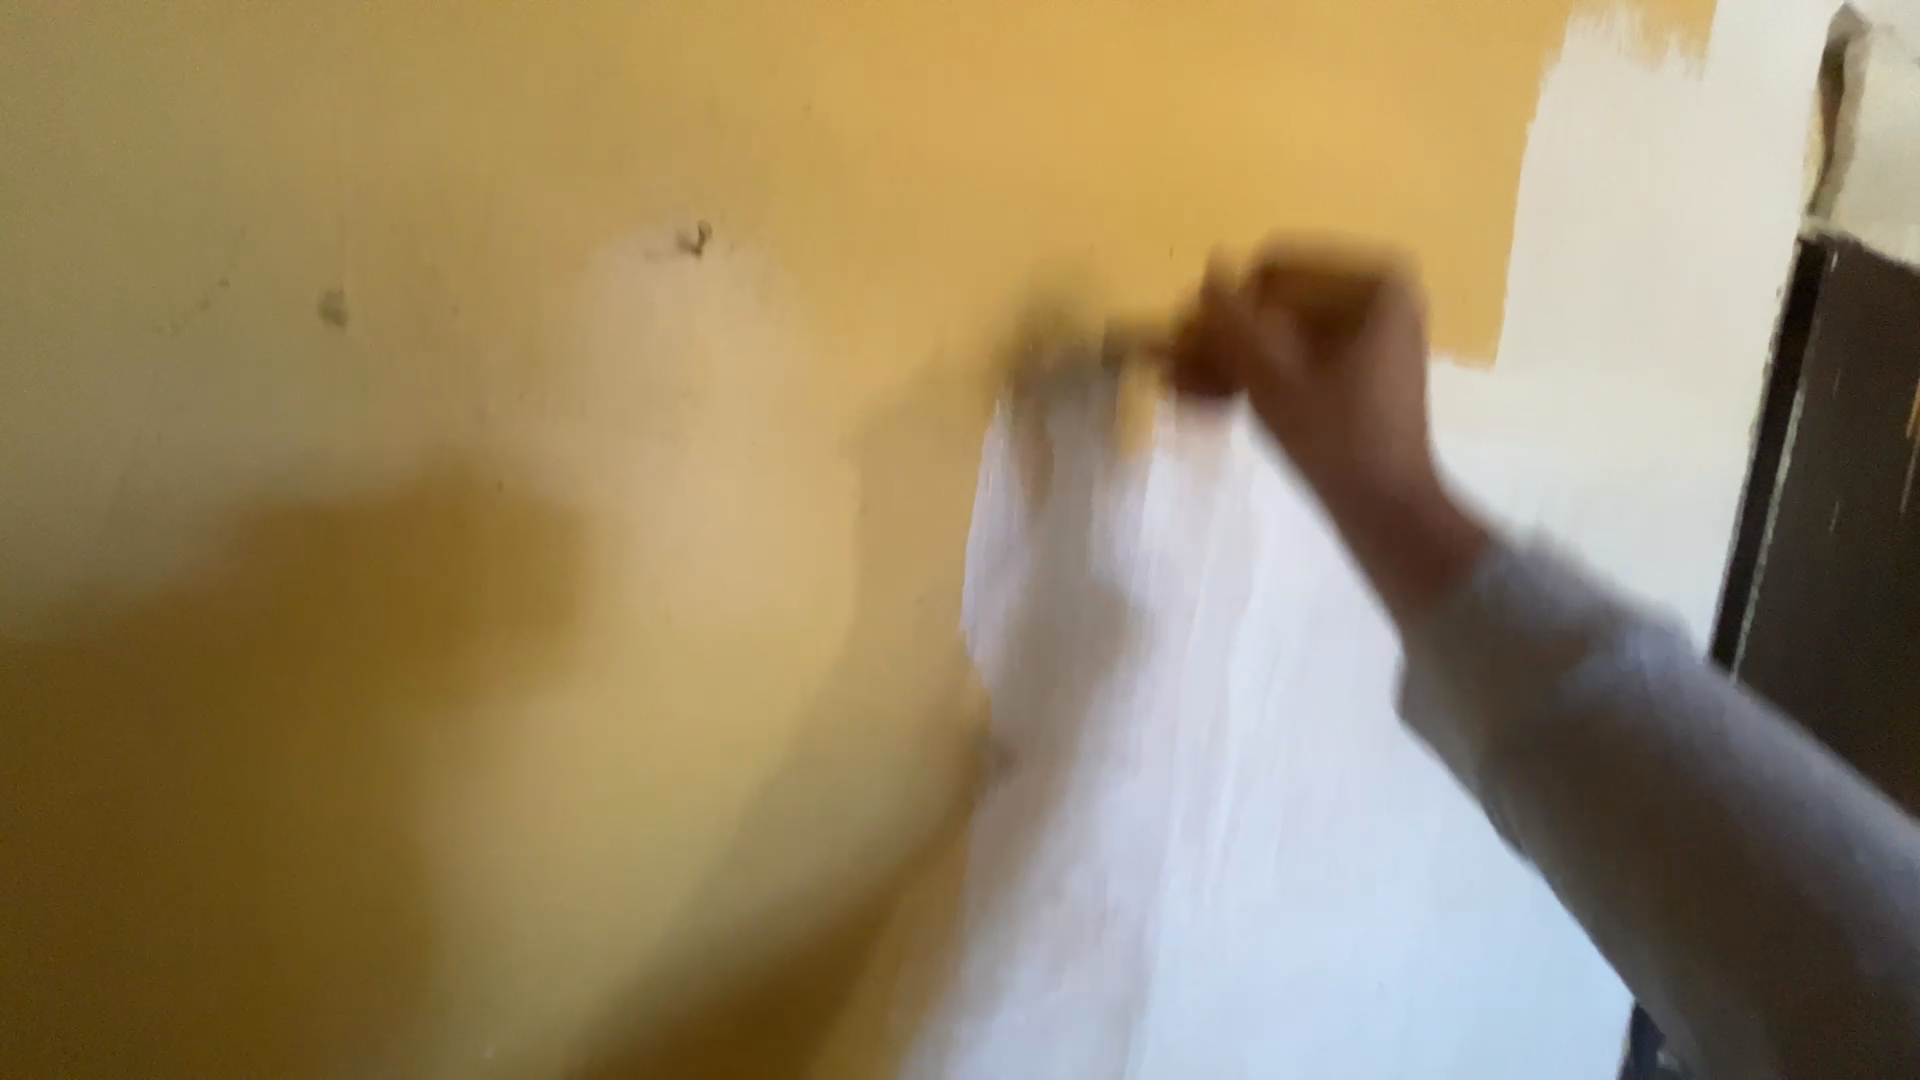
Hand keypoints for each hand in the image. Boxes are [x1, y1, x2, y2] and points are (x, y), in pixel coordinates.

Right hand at [1167, 246, 1486, 622]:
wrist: (1383, 507)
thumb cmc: (1334, 437)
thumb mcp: (1272, 377)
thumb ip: (1233, 322)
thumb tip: (1209, 270)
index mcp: (1369, 285)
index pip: (1274, 273)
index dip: (1227, 310)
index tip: (1187, 349)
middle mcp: (1372, 301)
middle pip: (1273, 307)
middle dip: (1219, 342)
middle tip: (1171, 372)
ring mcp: (1364, 339)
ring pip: (1275, 339)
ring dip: (1224, 363)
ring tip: (1175, 389)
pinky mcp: (1351, 374)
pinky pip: (1290, 364)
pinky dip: (1251, 380)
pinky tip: (1203, 400)